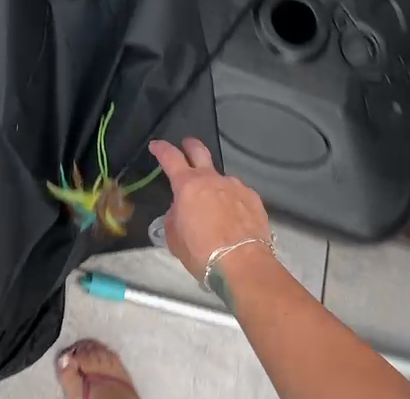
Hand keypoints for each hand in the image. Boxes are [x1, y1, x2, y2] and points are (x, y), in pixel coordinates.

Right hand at [149, 137, 271, 280]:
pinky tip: (234, 219)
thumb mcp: (175, 239)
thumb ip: (173, 218)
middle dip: (190, 145)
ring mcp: (235, 186)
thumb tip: (179, 210)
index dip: (161, 149)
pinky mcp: (253, 198)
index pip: (171, 157)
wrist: (243, 264)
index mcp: (188, 186)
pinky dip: (232, 202)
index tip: (156, 145)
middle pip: (199, 151)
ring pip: (221, 179)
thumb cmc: (202, 252)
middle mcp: (212, 179)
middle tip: (186, 145)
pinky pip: (237, 194)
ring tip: (215, 208)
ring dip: (215, 187)